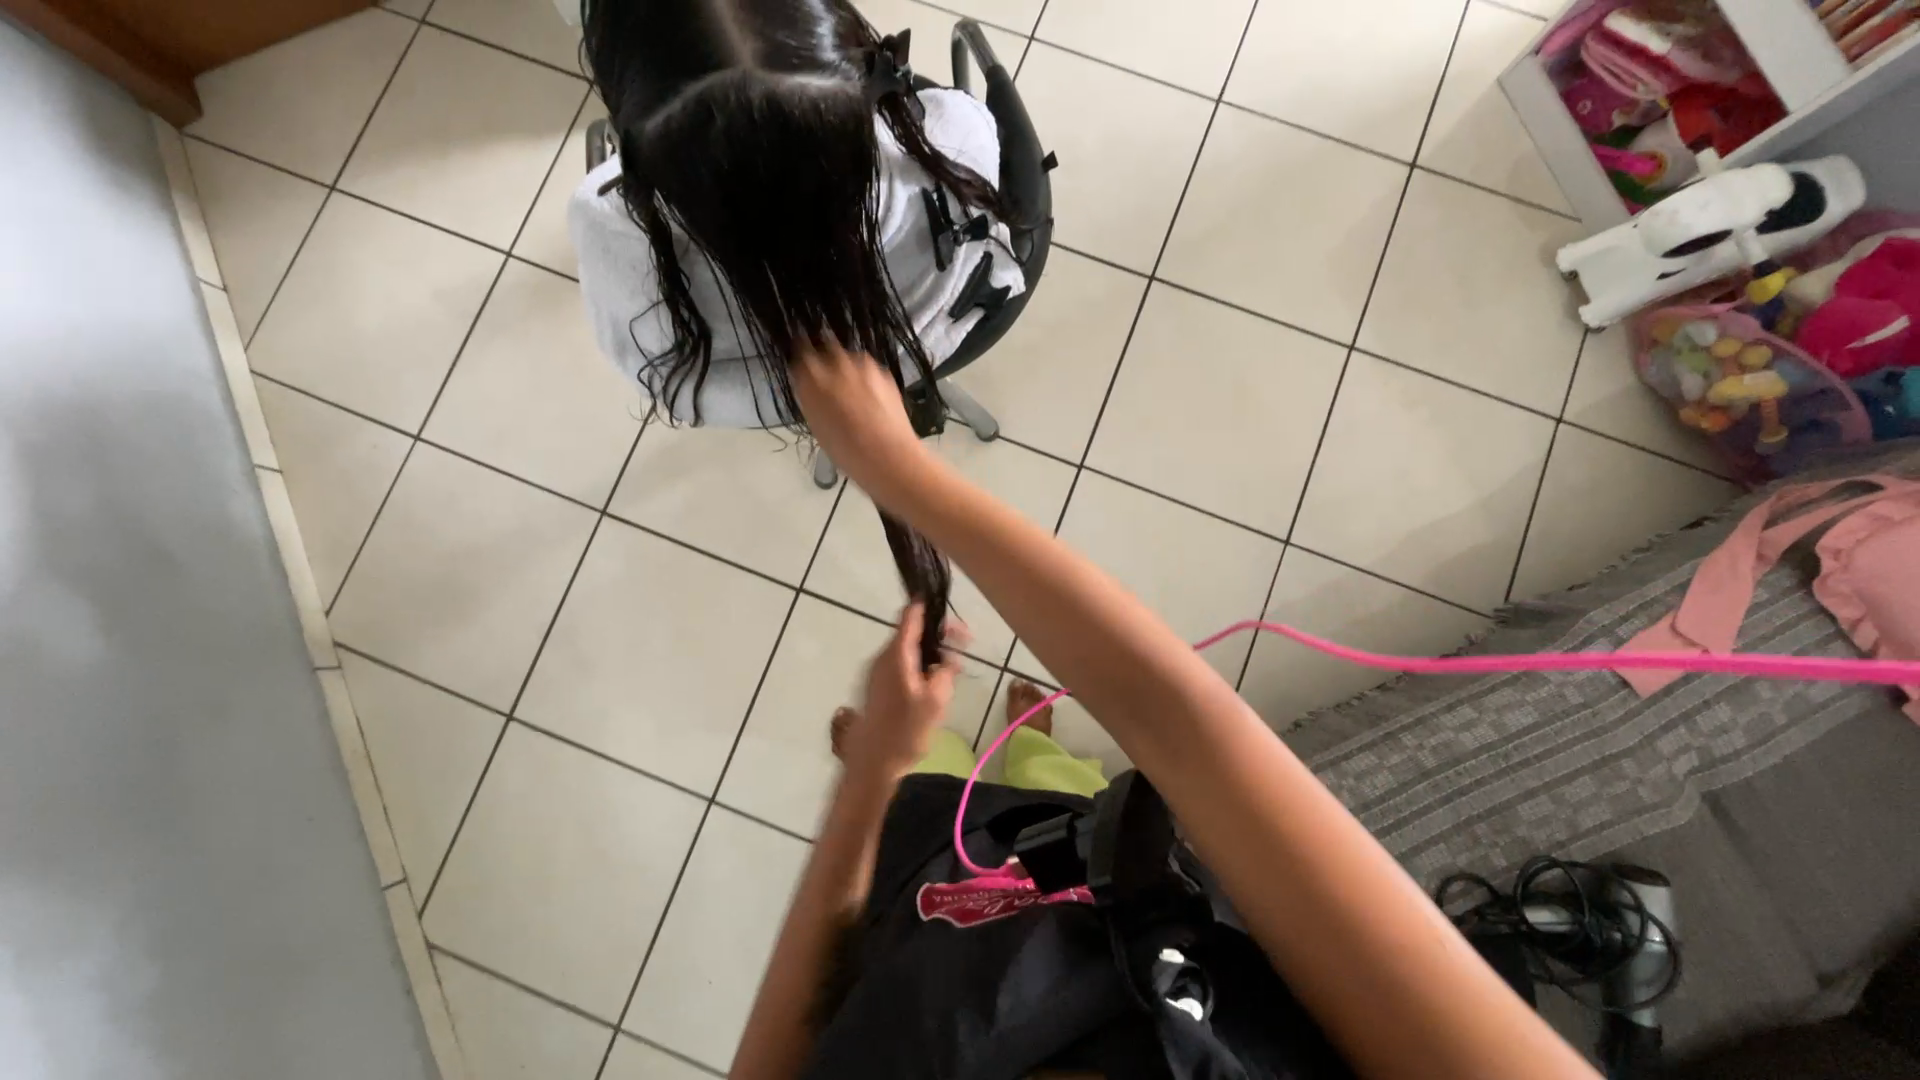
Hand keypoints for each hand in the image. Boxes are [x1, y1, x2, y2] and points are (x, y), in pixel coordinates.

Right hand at [791, 338, 931, 500]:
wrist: (889, 456)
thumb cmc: (847, 451)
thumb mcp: (817, 425)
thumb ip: (812, 397)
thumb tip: (811, 385)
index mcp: (811, 378)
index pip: (800, 353)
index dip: (803, 360)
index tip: (805, 367)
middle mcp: (835, 363)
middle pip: (825, 347)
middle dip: (825, 357)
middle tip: (828, 378)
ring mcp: (862, 365)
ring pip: (849, 356)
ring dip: (847, 366)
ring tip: (852, 391)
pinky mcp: (884, 372)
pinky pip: (868, 368)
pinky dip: (866, 376)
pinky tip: (870, 397)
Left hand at [841, 603, 962, 779]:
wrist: (872, 762)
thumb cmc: (905, 730)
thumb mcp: (936, 701)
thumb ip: (946, 673)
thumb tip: (951, 659)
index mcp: (896, 655)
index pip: (910, 616)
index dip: (929, 607)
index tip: (947, 606)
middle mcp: (883, 657)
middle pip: (911, 633)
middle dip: (938, 634)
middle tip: (964, 642)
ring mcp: (878, 672)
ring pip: (908, 651)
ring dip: (931, 652)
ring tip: (954, 666)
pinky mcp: (878, 687)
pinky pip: (902, 665)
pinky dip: (920, 665)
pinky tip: (936, 681)